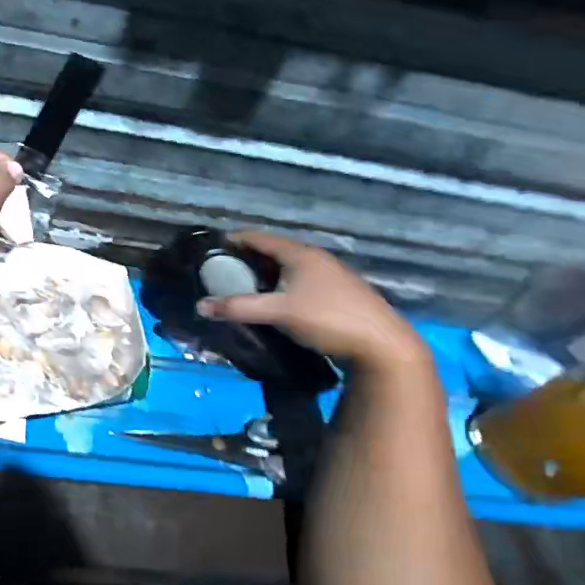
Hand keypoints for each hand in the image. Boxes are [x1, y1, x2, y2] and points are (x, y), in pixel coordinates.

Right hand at [196, 230, 425, 368]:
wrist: (385, 347)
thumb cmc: (328, 319)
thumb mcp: (277, 312)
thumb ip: (237, 308)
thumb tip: (199, 306)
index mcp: (301, 254)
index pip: (258, 237)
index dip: (232, 240)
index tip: (209, 250)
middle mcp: (317, 259)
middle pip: (273, 251)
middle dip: (245, 259)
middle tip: (220, 272)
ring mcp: (332, 276)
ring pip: (288, 268)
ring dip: (264, 275)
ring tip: (241, 288)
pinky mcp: (340, 294)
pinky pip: (300, 281)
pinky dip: (280, 286)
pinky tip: (273, 302)